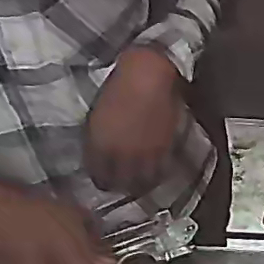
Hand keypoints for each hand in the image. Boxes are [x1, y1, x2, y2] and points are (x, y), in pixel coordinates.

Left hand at [85, 46, 185, 193]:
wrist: (147, 77)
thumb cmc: (118, 88)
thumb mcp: (98, 116)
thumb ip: (100, 139)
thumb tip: (103, 153)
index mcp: (100, 144)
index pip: (99, 174)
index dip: (101, 179)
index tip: (103, 179)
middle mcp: (121, 154)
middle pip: (121, 183)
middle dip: (120, 186)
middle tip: (122, 185)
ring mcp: (145, 153)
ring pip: (143, 181)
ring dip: (140, 185)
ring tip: (140, 183)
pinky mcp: (165, 149)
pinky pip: (160, 170)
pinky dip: (157, 175)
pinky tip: (156, 172)